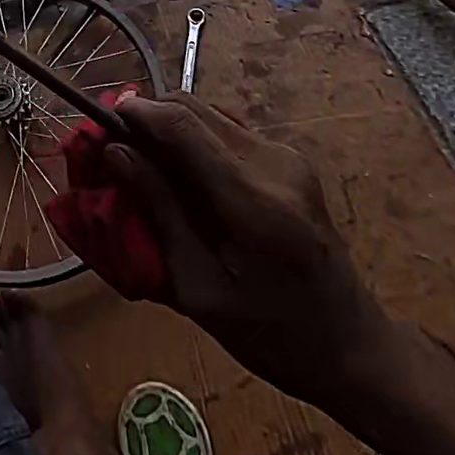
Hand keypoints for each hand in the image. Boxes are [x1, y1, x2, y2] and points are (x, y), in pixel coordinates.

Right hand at [103, 94, 381, 398]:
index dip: (138, 112)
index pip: (183, 126)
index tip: (101, 117)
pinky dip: (194, 138)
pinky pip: (227, 130)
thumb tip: (116, 152)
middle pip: (194, 108)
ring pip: (210, 113)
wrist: (353, 345)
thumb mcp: (200, 288)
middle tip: (116, 143)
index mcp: (253, 200)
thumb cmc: (271, 335)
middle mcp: (274, 162)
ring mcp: (287, 156)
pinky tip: (181, 171)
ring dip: (170, 126)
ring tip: (143, 158)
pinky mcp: (290, 159)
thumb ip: (159, 212)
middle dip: (148, 115)